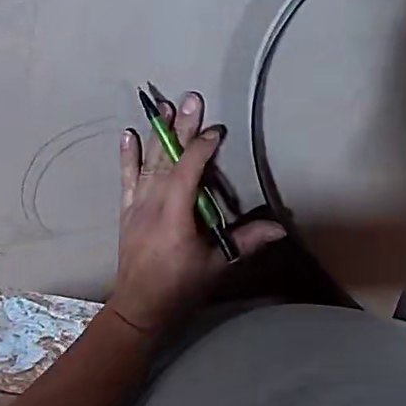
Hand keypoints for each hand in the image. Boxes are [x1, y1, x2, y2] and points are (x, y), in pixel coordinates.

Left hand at [109, 91, 285, 335]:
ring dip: (157, 134)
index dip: (202, 148)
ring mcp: (137, 205)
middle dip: (181, 128)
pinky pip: (127, 178)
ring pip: (148, 163)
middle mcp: (153, 204)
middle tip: (191, 99)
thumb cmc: (181, 287)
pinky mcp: (128, 210)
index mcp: (175, 215)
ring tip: (164, 108)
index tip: (216, 130)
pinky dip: (126, 156)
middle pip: (169, 159)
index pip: (189, 170)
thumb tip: (278, 227)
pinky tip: (127, 135)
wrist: (140, 307)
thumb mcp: (216, 265)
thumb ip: (244, 242)